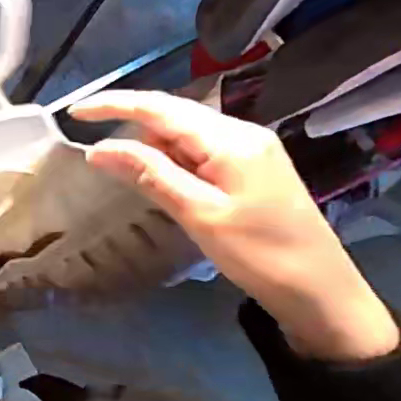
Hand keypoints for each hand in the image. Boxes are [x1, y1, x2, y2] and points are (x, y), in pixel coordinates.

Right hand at [72, 91, 398, 361]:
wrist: (325, 295)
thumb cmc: (261, 256)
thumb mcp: (199, 215)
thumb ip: (149, 174)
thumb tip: (98, 149)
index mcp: (231, 140)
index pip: (161, 109)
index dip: (114, 106)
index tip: (74, 113)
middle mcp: (242, 133)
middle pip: (173, 115)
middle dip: (131, 127)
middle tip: (98, 155)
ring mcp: (250, 148)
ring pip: (185, 132)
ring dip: (152, 147)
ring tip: (131, 176)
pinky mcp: (252, 167)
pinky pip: (200, 149)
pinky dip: (173, 159)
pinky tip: (163, 180)